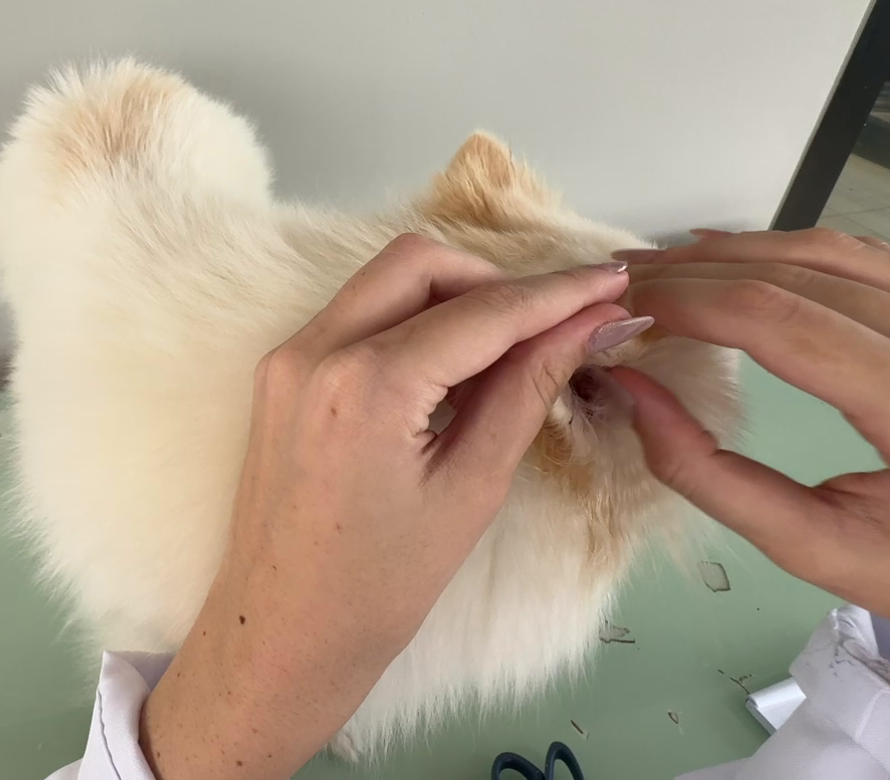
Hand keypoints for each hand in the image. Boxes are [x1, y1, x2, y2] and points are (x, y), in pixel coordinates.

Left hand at [138, 234, 640, 779]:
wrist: (281, 627)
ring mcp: (286, 354)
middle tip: (549, 322)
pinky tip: (446, 364)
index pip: (479, 311)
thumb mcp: (470, 490)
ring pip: (379, 281)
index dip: (555, 292)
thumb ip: (525, 391)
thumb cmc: (381, 586)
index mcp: (365, 383)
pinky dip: (406, 320)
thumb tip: (583, 326)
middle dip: (490, 279)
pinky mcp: (278, 369)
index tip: (611, 282)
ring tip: (506, 346)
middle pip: (415, 262)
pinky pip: (352, 315)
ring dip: (447, 295)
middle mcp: (313, 348)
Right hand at [614, 228, 889, 775]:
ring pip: (840, 254)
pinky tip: (741, 257)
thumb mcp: (812, 552)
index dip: (684, 300)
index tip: (621, 308)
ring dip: (737, 251)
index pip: (780, 319)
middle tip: (623, 283)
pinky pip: (880, 265)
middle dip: (694, 271)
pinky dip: (794, 253)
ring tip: (663, 265)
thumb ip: (701, 471)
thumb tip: (626, 387)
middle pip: (802, 274)